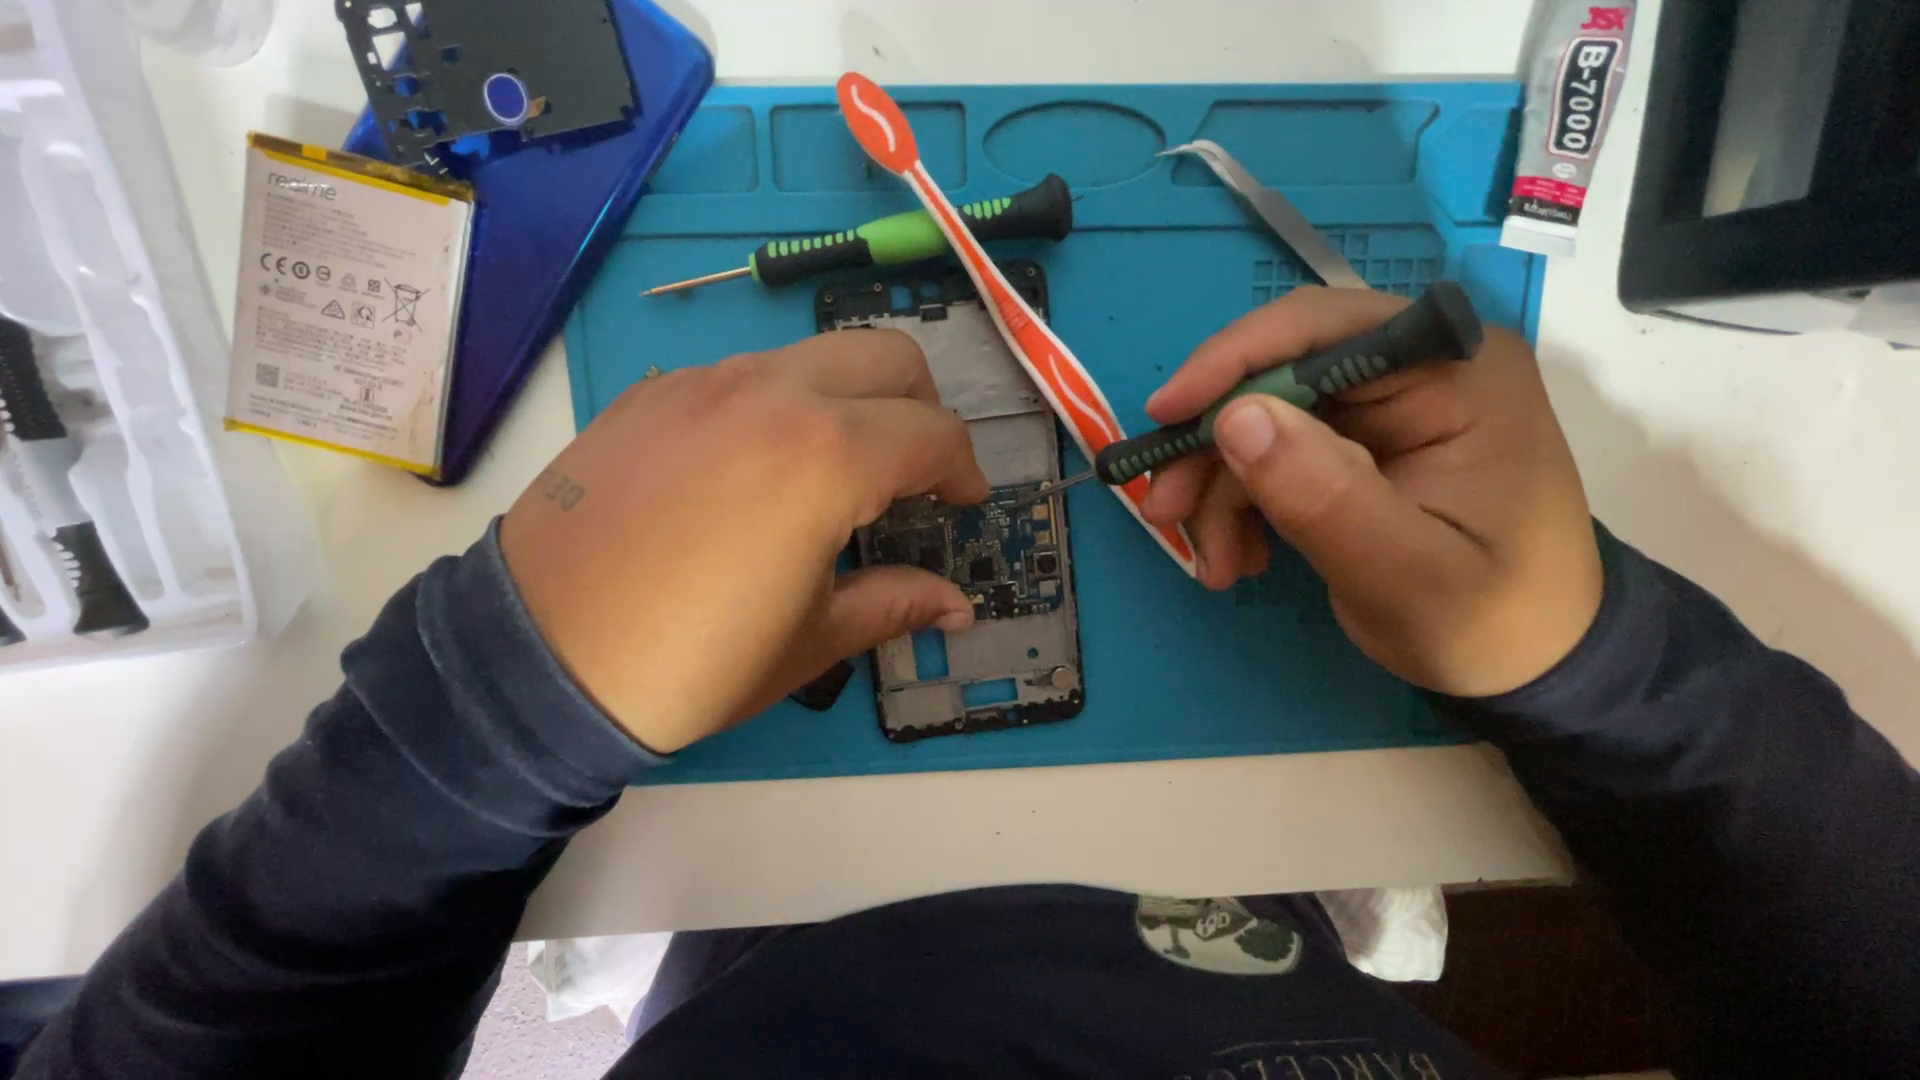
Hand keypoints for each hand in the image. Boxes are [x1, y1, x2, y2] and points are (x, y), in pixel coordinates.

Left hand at [499, 331, 987, 752]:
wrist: (535, 661)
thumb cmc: (692, 663)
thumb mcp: (810, 641)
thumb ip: (894, 604)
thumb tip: (957, 607)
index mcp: (827, 457)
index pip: (932, 434)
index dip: (964, 468)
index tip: (964, 503)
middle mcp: (773, 396)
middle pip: (887, 357)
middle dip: (922, 406)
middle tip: (917, 468)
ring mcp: (704, 384)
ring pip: (813, 355)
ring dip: (850, 397)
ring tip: (837, 465)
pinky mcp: (651, 394)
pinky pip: (744, 375)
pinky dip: (780, 403)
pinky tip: (755, 467)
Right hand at [1141, 286, 1601, 697]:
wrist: (1528, 665)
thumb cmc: (1488, 623)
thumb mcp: (1404, 573)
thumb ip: (1325, 495)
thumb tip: (1234, 419)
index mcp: (1454, 371)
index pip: (1324, 327)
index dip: (1233, 361)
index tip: (1165, 416)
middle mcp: (1415, 370)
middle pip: (1276, 376)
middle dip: (1211, 447)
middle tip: (1164, 512)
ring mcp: (1383, 408)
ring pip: (1260, 422)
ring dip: (1219, 491)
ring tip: (1214, 564)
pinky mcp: (1355, 446)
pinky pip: (1270, 456)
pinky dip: (1240, 506)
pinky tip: (1239, 557)